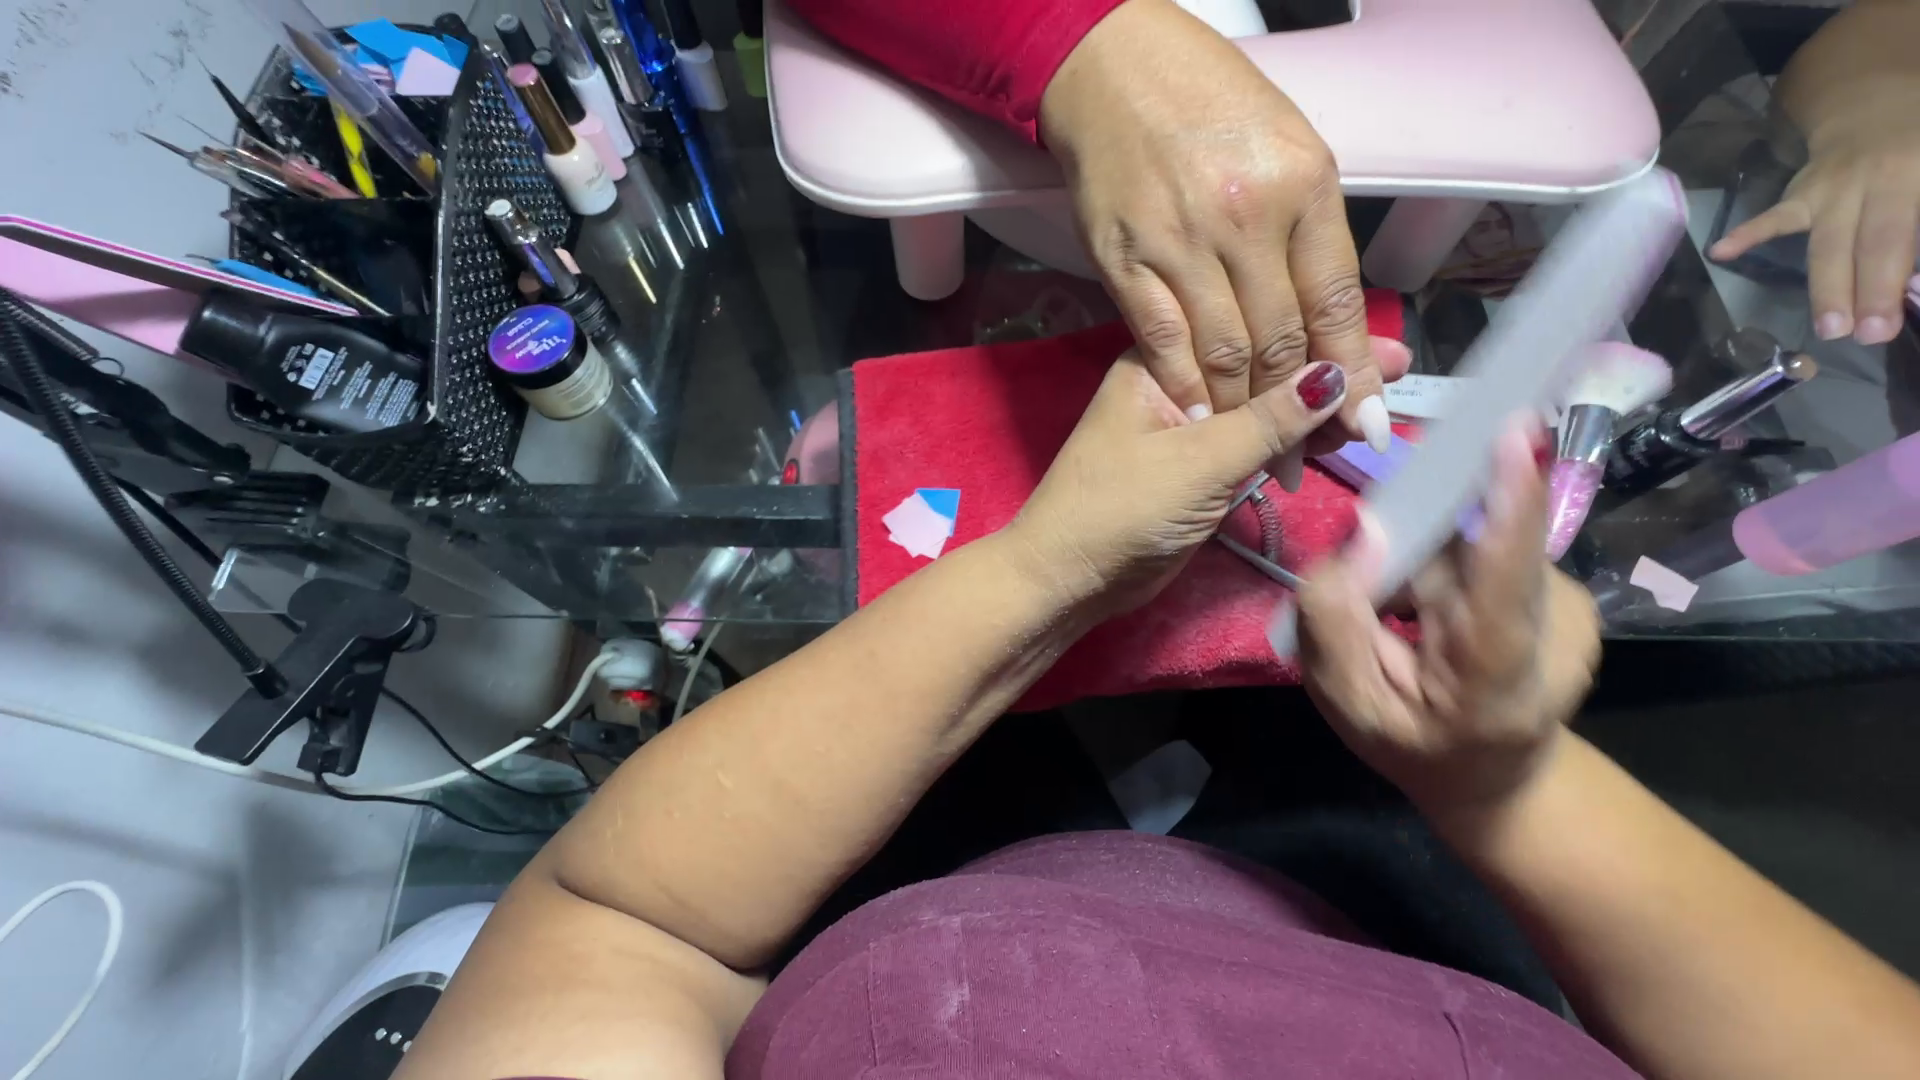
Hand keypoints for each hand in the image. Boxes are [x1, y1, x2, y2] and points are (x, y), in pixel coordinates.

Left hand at [1005, 348, 1358, 617]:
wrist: (1072, 577)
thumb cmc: (1121, 508)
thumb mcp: (1199, 460)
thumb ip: (1268, 420)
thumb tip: (1337, 374)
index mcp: (1162, 361)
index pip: (1250, 333)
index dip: (1316, 339)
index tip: (1380, 349)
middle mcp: (1177, 384)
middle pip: (1262, 369)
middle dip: (1326, 375)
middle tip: (1396, 373)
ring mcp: (1187, 428)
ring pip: (1262, 410)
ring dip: (1313, 413)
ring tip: (1376, 410)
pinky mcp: (1196, 468)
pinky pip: (1253, 446)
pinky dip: (1290, 444)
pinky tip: (1331, 439)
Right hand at [1038, 0, 1393, 487]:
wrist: (1108, 74)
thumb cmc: (1203, 102)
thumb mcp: (1285, 147)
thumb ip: (1308, 232)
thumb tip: (1326, 316)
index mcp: (1302, 183)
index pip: (1334, 300)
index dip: (1352, 372)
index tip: (1361, 423)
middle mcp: (1245, 218)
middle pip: (1282, 338)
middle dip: (1297, 412)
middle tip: (1303, 462)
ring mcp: (1180, 243)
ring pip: (1224, 351)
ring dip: (1242, 415)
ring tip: (1258, 459)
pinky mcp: (1125, 263)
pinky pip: (1163, 341)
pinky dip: (1185, 388)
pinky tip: (1200, 421)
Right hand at [1294, 422, 1600, 814]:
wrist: (1495, 780)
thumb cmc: (1407, 744)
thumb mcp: (1342, 696)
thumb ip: (1335, 615)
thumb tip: (1365, 525)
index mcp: (1495, 681)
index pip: (1504, 583)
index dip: (1505, 506)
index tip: (1510, 433)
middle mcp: (1555, 635)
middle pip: (1479, 549)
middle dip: (1414, 540)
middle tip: (1373, 589)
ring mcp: (1572, 612)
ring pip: (1476, 545)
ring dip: (1423, 561)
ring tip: (1400, 618)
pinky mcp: (1567, 595)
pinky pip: (1486, 551)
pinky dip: (1445, 567)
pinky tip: (1433, 610)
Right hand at [1710, 115, 1919, 345]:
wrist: (1878, 106)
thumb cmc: (1919, 143)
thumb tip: (1915, 274)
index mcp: (1919, 176)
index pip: (1903, 236)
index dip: (1894, 279)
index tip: (1887, 323)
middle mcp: (1879, 182)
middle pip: (1872, 243)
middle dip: (1867, 290)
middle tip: (1865, 335)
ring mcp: (1833, 190)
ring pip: (1830, 243)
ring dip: (1827, 286)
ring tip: (1826, 327)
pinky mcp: (1800, 195)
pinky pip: (1774, 218)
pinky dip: (1748, 235)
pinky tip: (1722, 252)